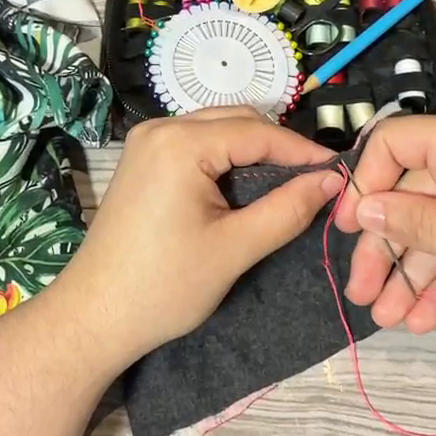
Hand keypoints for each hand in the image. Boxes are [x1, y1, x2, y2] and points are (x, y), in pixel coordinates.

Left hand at [52, 107, 340, 364]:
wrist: (95, 314)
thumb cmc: (164, 286)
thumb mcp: (235, 249)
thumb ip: (287, 209)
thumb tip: (332, 181)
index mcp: (180, 143)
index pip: (256, 132)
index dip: (302, 150)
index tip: (340, 171)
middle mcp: (159, 128)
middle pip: (235, 121)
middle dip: (278, 146)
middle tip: (316, 179)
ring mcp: (146, 141)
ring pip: (215, 129)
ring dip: (252, 149)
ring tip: (288, 182)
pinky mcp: (141, 159)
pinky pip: (195, 142)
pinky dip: (225, 156)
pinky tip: (245, 184)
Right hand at [336, 114, 435, 338]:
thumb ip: (425, 225)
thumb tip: (362, 207)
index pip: (396, 143)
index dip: (365, 182)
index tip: (347, 232)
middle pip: (412, 194)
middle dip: (384, 245)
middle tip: (362, 296)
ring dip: (411, 273)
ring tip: (387, 320)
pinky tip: (425, 319)